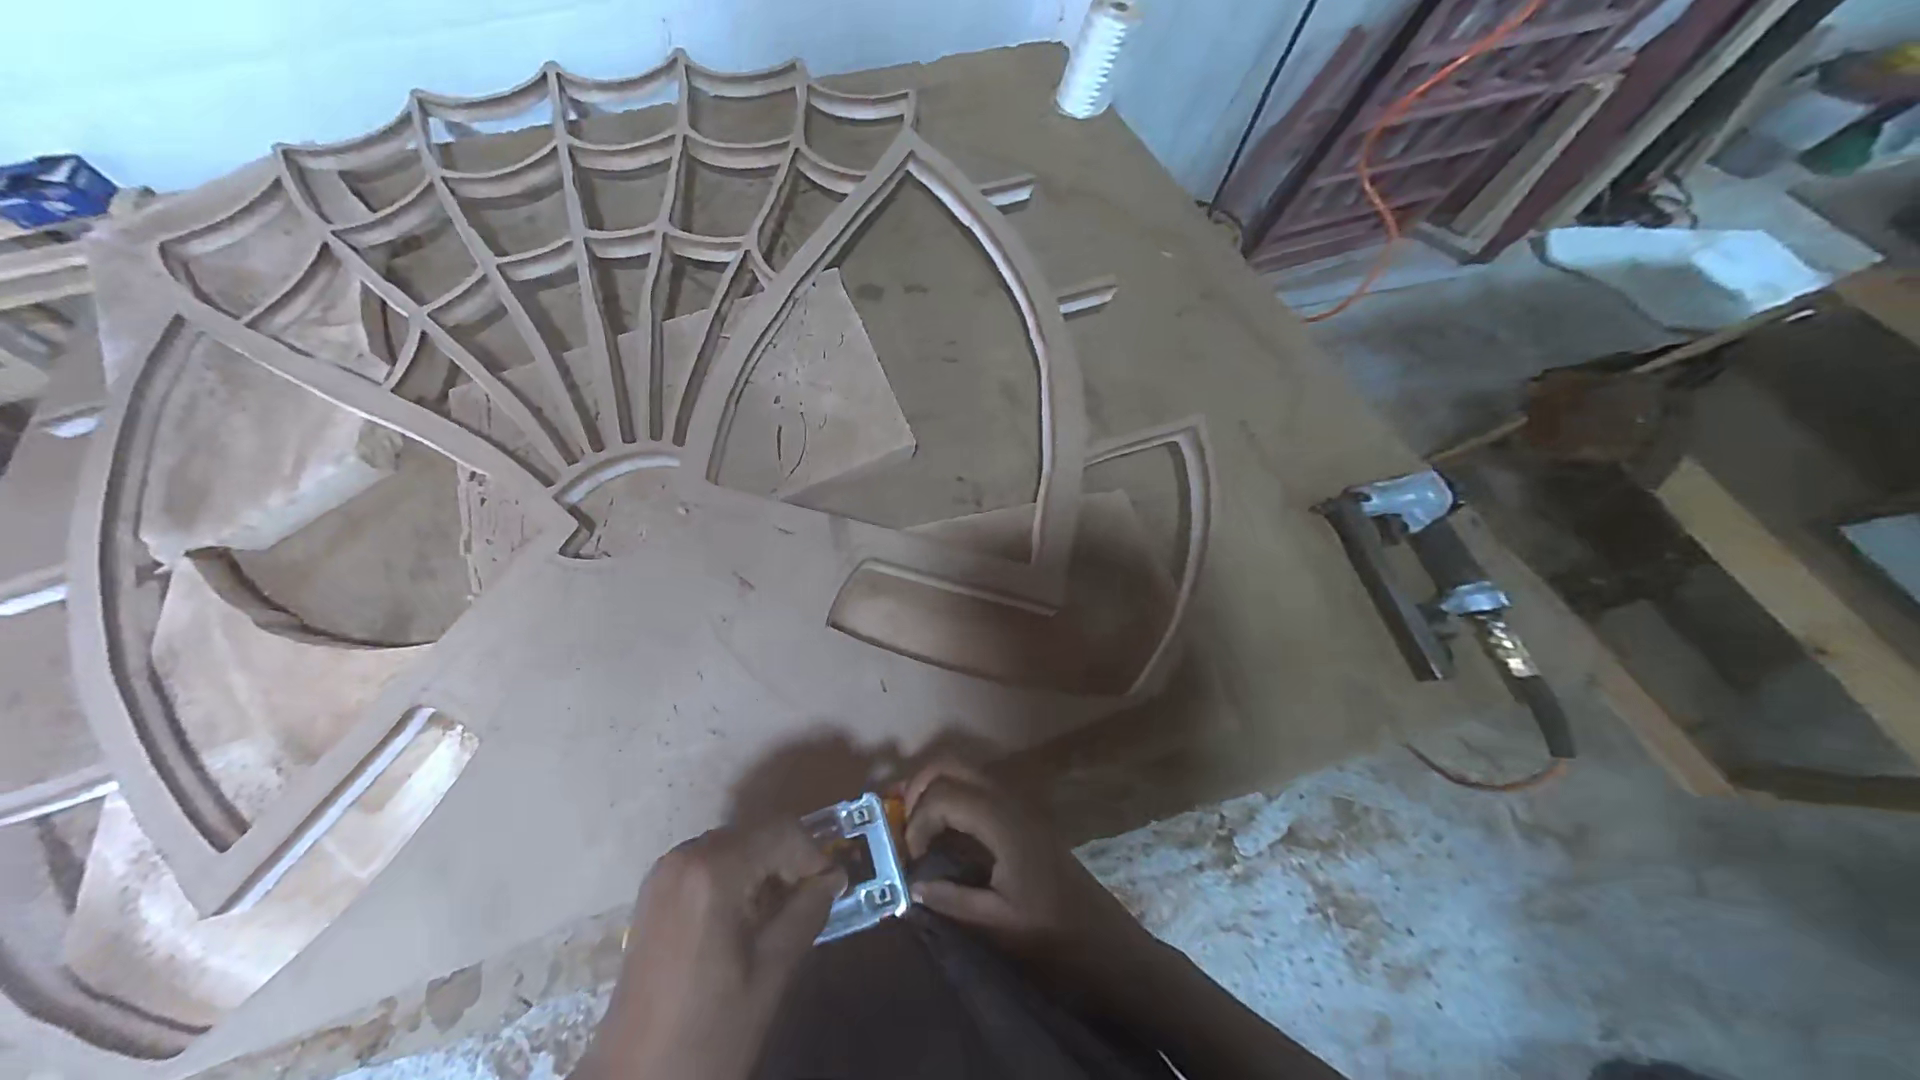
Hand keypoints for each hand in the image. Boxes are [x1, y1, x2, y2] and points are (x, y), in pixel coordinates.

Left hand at [573, 823, 844, 1079]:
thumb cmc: (709, 1028)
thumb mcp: (772, 970)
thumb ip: (808, 911)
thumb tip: (833, 877)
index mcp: (714, 871)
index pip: (782, 830)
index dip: (814, 853)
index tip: (832, 886)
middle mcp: (685, 857)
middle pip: (757, 832)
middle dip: (790, 858)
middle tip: (813, 898)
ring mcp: (664, 872)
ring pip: (735, 844)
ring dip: (765, 866)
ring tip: (782, 910)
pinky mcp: (655, 892)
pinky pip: (710, 862)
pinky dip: (738, 875)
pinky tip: (746, 916)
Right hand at [905, 765, 1347, 1079]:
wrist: (1105, 939)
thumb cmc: (1054, 932)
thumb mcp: (999, 923)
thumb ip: (952, 900)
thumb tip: (911, 885)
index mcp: (1002, 822)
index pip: (945, 794)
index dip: (917, 820)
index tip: (909, 857)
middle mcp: (1008, 800)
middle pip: (953, 764)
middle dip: (918, 784)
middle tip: (900, 821)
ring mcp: (1016, 803)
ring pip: (965, 770)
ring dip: (934, 786)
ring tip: (912, 822)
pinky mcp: (1020, 815)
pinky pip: (976, 787)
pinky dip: (950, 794)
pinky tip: (940, 828)